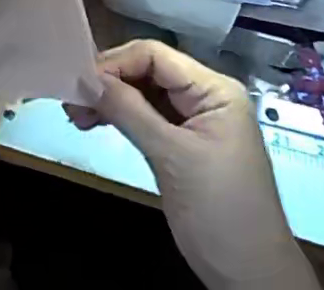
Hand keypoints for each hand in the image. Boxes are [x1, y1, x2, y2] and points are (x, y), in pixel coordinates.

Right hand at [66, 40, 316, 289]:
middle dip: (109, 81)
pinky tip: (95, 122)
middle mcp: (205, 95)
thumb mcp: (172, 158)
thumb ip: (129, 112)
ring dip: (110, 100)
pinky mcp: (183, 142)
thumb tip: (86, 79)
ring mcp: (195, 119)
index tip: (79, 81)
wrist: (252, 277)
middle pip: (148, 70)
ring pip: (144, 93)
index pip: (155, 55)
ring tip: (77, 114)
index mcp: (214, 89)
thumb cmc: (220, 211)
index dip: (115, 62)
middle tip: (72, 100)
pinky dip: (120, 117)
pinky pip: (147, 116)